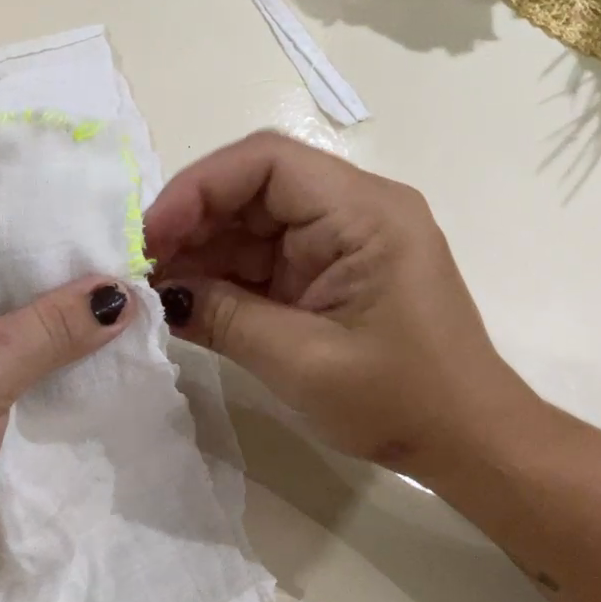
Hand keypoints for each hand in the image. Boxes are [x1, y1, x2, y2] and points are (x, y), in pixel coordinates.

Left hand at [0, 248, 131, 589]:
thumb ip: (45, 331)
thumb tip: (122, 293)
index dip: (8, 222)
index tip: (75, 203)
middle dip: (39, 271)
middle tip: (110, 241)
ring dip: (49, 317)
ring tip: (118, 283)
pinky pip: (8, 363)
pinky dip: (46, 356)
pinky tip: (98, 338)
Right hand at [144, 131, 541, 479]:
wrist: (464, 440)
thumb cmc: (398, 400)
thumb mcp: (301, 361)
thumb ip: (223, 317)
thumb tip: (157, 294)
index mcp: (364, 214)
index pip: (266, 162)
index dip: (197, 189)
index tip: (149, 237)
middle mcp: (351, 212)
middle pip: (252, 188)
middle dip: (189, 222)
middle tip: (136, 268)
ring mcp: (337, 244)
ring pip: (249, 225)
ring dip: (197, 253)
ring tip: (148, 289)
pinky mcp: (324, 275)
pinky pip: (260, 261)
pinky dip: (218, 279)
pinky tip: (180, 301)